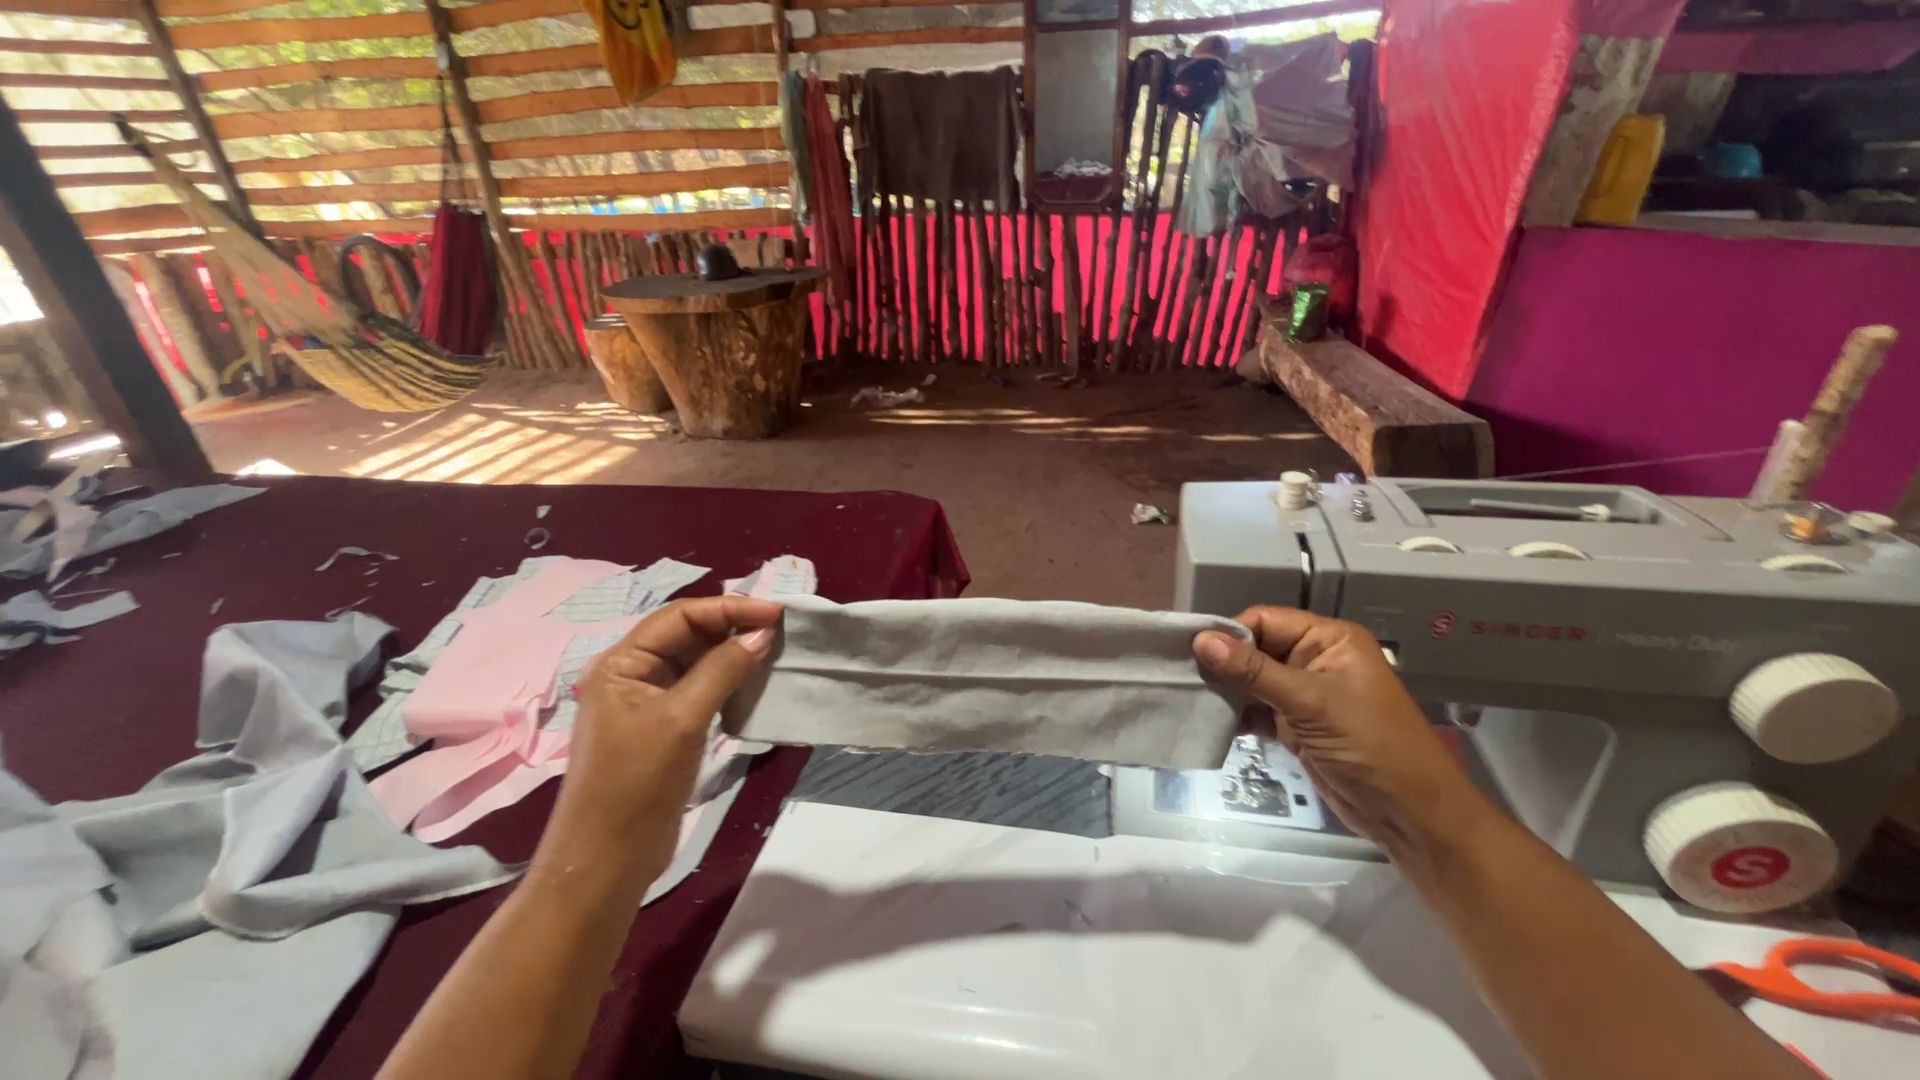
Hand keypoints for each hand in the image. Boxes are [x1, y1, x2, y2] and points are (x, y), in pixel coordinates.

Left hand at [535, 595, 781, 882]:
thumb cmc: (637, 783)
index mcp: (621, 664)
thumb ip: (722, 670)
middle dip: (732, 626)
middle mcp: (631, 675)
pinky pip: (700, 690)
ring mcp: (648, 703)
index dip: (728, 608)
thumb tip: (763, 633)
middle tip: (781, 629)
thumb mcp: (682, 720)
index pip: (680, 617)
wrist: (608, 858)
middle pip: (687, 635)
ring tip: (774, 650)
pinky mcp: (665, 729)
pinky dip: (728, 682)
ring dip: (733, 654)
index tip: (776, 612)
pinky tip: (754, 683)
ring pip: (696, 662)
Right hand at [1193, 607, 1488, 856]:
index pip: (1265, 621)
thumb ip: (1254, 671)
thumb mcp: (1312, 703)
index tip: (1190, 652)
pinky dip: (1235, 716)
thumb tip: (1202, 640)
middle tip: (1179, 676)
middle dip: (1221, 663)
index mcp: (1328, 640)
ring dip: (1224, 691)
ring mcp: (1304, 695)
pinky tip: (1208, 721)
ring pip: (1251, 682)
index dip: (1230, 634)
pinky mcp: (1296, 726)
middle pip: (1254, 649)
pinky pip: (1256, 711)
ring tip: (1187, 698)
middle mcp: (1314, 660)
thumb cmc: (1371, 746)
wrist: (1410, 814)